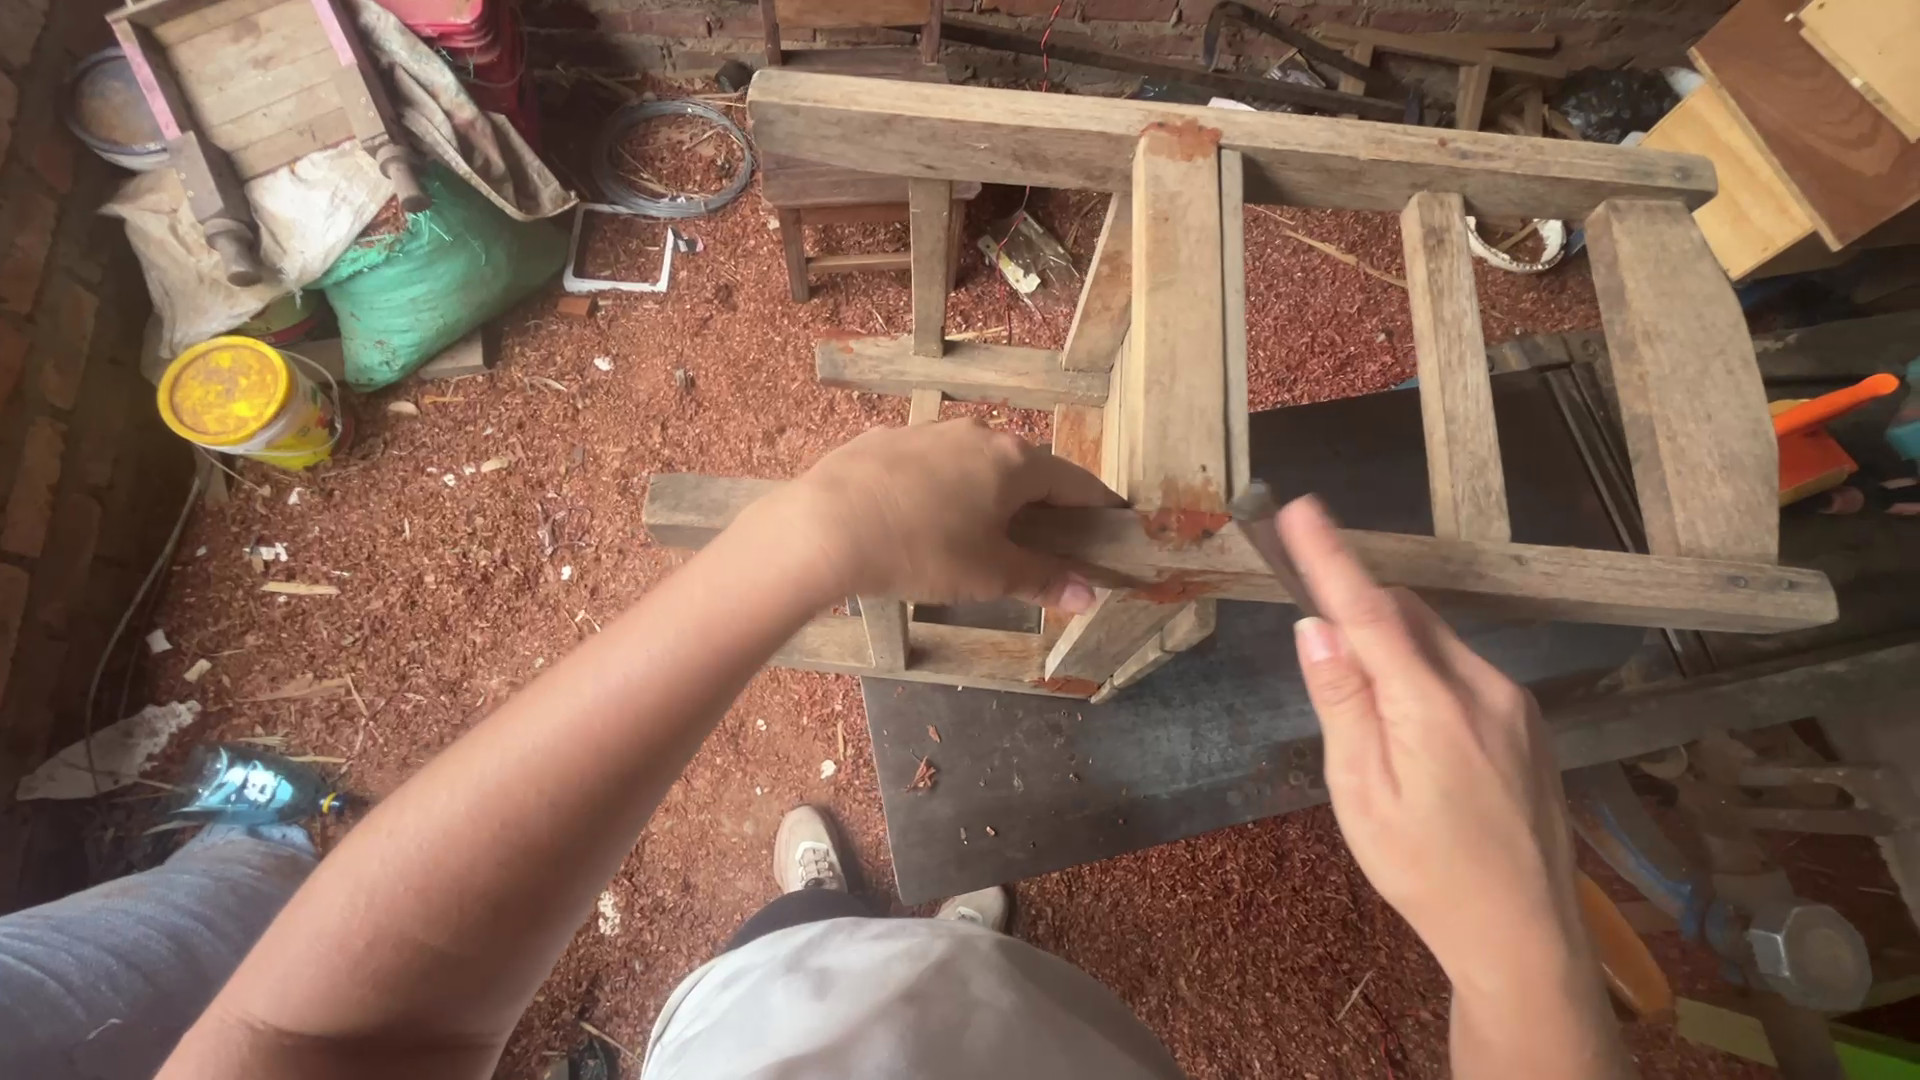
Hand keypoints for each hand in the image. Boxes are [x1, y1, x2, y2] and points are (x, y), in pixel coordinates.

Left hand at [750, 419, 1121, 610]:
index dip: (1097, 506)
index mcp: (1013, 461)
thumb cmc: (923, 551)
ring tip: (976, 529)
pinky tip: (918, 517)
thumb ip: (1042, 579)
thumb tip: (1089, 595)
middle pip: (1024, 467)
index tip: (1110, 523)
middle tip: (1042, 538)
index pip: (1075, 481)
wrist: (823, 527)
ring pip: (973, 461)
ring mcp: (926, 430)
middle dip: (1039, 501)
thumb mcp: (989, 575)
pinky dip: (939, 486)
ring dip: (987, 491)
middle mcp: (976, 433)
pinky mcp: (883, 440)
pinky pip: (928, 463)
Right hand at [1277, 496, 1584, 984]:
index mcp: (1433, 706)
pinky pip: (1461, 668)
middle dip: (1358, 610)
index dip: (1332, 557)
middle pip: (1407, 616)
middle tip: (1324, 654)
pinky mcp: (1529, 722)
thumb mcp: (1358, 790)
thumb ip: (1341, 701)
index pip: (1371, 611)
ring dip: (1390, 645)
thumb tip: (1315, 628)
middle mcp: (1483, 688)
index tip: (1301, 510)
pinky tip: (1413, 730)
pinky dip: (1421, 669)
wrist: (1524, 938)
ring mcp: (1515, 704)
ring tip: (1371, 716)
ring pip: (1435, 641)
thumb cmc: (1421, 868)